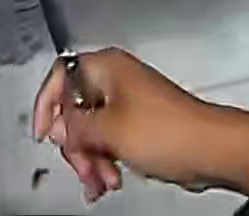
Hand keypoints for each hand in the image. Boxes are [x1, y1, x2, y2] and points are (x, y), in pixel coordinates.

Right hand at [31, 49, 230, 203]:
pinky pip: (108, 139)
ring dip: (91, 157)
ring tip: (102, 180)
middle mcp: (116, 78)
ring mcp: (126, 100)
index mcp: (107, 67)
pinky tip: (109, 181)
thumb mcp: (109, 131)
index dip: (47, 103)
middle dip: (75, 142)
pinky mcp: (137, 121)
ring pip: (90, 127)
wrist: (205, 148)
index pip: (61, 73)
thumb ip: (75, 127)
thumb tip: (57, 125)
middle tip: (84, 165)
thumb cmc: (168, 129)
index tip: (43, 133)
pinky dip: (104, 159)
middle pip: (74, 107)